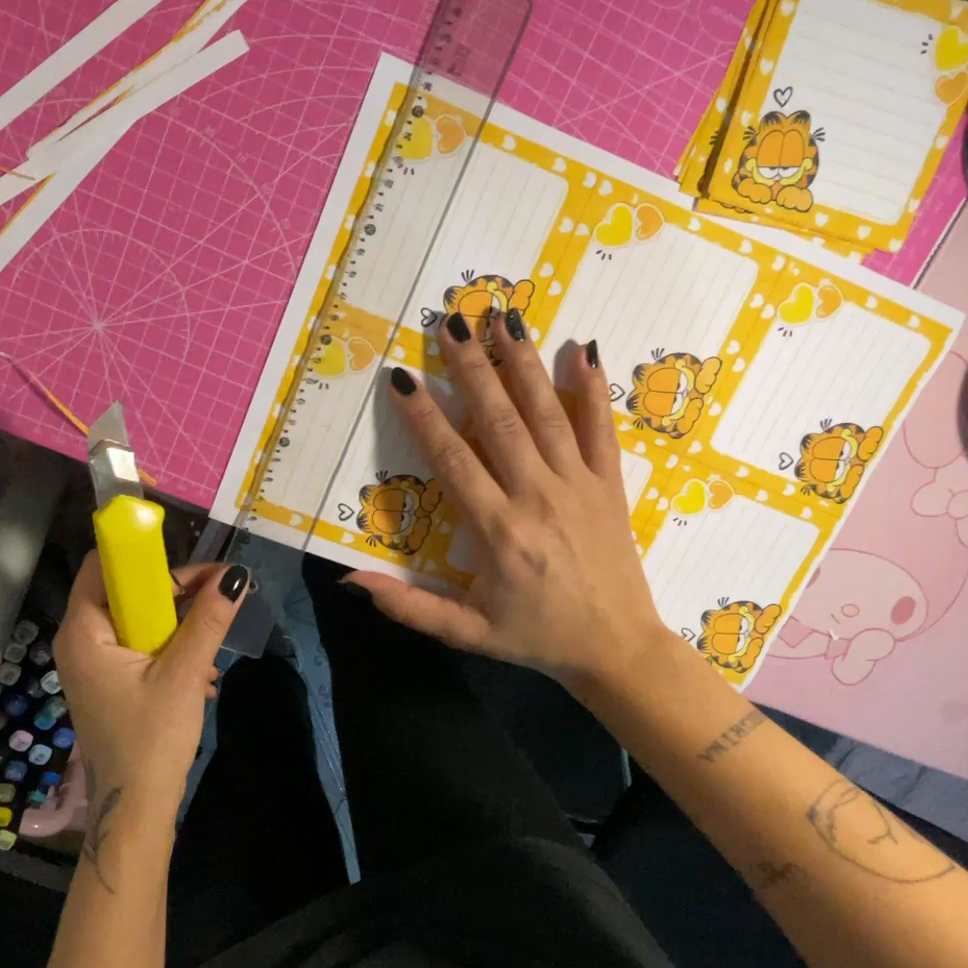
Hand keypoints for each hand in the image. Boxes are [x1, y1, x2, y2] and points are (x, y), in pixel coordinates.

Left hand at [54, 554, 248, 805]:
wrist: (134, 812)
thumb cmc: (152, 740)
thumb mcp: (185, 675)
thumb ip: (208, 620)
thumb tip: (235, 576)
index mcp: (83, 632)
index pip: (103, 566)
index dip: (144, 555)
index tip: (189, 557)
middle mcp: (79, 642)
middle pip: (124, 592)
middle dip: (172, 594)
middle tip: (216, 596)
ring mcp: (92, 665)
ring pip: (136, 622)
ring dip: (177, 626)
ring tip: (212, 642)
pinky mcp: (108, 684)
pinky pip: (138, 648)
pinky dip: (169, 651)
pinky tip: (201, 674)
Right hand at [346, 310, 679, 696]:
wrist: (617, 649)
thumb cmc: (535, 638)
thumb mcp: (465, 632)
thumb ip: (408, 606)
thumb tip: (349, 580)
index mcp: (498, 531)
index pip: (453, 460)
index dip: (425, 417)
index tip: (403, 378)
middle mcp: (537, 496)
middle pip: (499, 421)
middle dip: (472, 369)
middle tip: (451, 322)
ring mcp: (579, 486)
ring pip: (548, 414)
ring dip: (523, 363)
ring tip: (504, 318)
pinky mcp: (610, 486)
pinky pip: (602, 430)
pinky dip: (592, 390)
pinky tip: (582, 350)